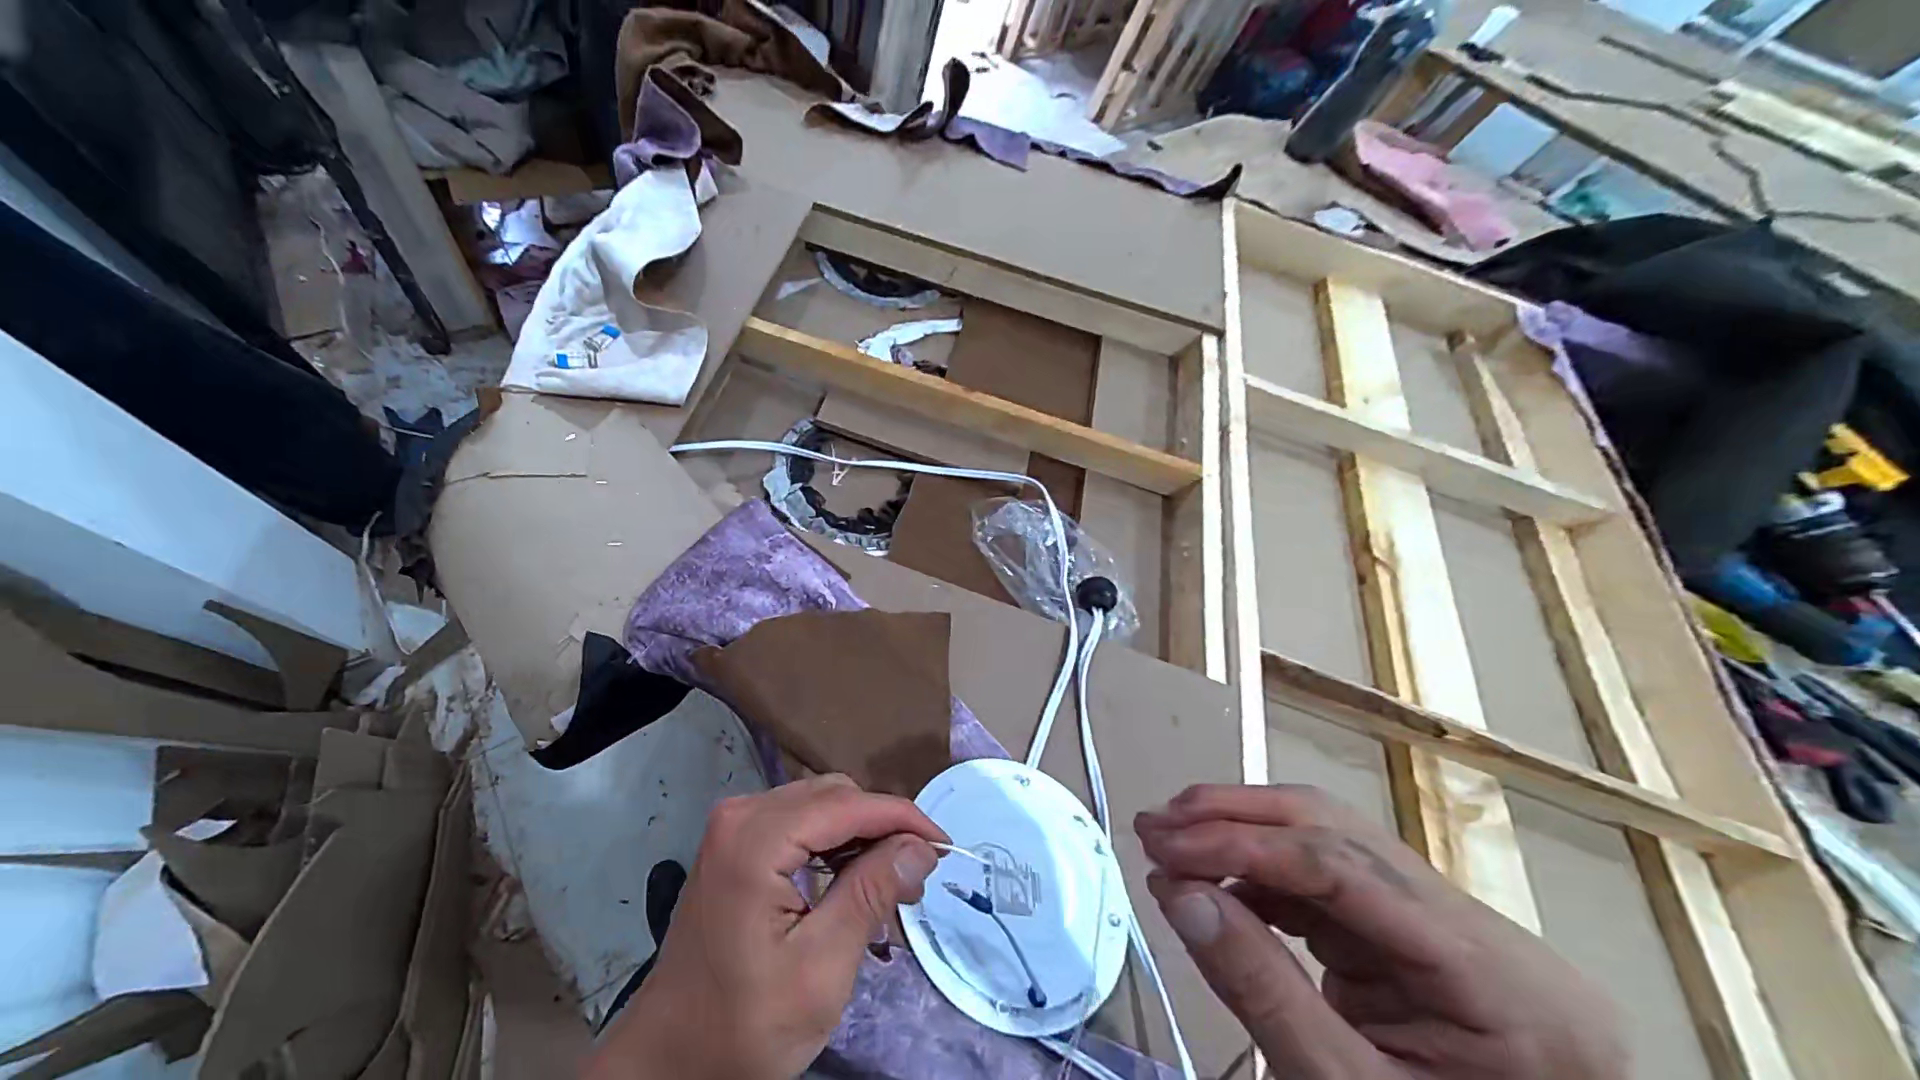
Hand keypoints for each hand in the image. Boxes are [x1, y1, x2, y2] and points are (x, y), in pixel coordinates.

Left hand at [586, 775, 948, 1079]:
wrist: (667, 1061)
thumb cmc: (742, 1027)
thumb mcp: (820, 969)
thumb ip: (871, 894)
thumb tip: (921, 846)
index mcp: (756, 839)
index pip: (849, 804)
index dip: (903, 818)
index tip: (945, 847)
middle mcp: (742, 814)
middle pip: (835, 796)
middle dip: (883, 829)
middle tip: (915, 879)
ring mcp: (734, 826)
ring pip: (821, 805)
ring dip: (862, 836)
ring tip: (890, 885)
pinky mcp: (735, 843)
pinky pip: (800, 822)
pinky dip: (835, 843)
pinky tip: (853, 879)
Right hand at [1136, 785, 1625, 1079]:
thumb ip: (1261, 991)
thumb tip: (1177, 892)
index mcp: (1476, 962)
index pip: (1337, 864)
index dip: (1239, 846)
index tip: (1159, 848)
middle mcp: (1459, 914)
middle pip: (1331, 827)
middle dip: (1233, 817)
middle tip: (1155, 826)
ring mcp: (1432, 913)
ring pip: (1322, 838)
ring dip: (1241, 833)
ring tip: (1172, 845)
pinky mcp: (1402, 925)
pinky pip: (1321, 878)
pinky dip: (1260, 873)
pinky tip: (1217, 888)